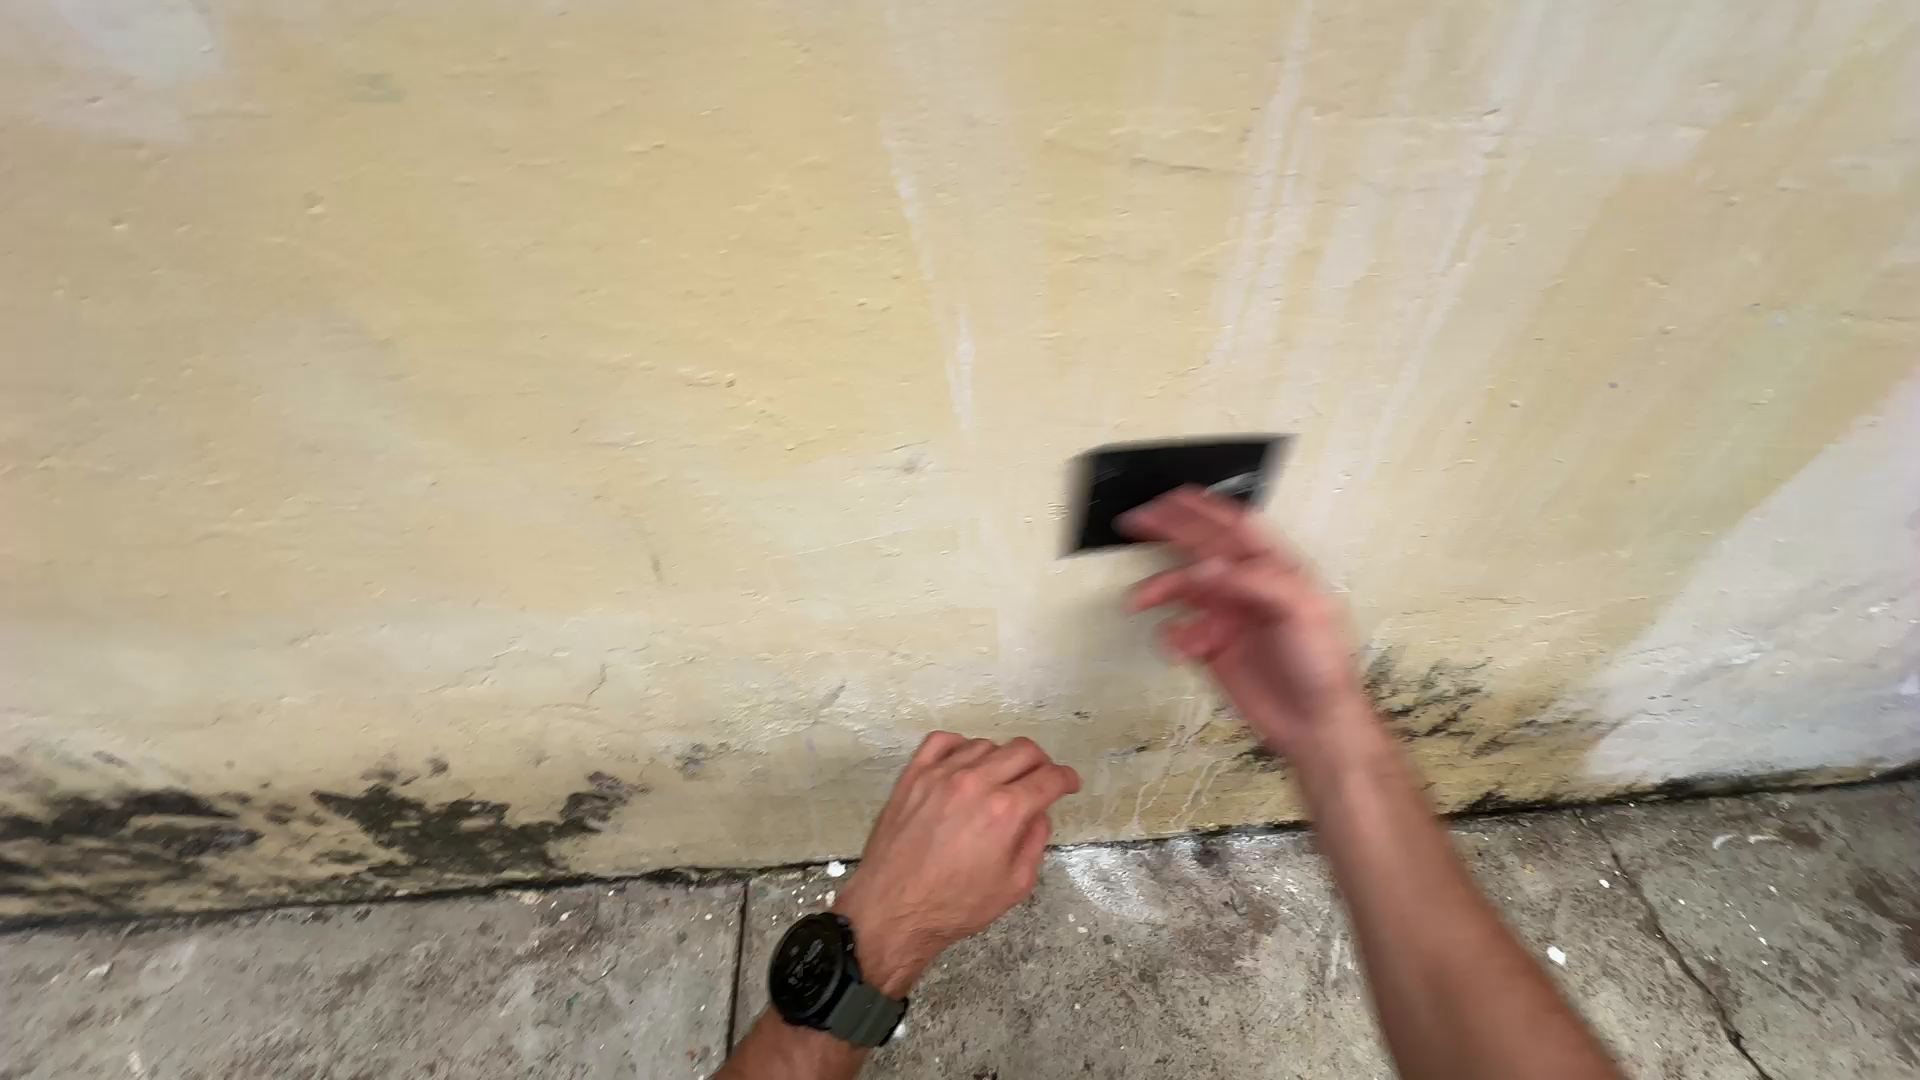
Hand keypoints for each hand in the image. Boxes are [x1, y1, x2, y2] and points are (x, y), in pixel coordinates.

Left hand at [830, 733, 1080, 994]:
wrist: (893, 910)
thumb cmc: (955, 906)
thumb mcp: (1013, 886)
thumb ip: (1034, 842)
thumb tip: (1038, 812)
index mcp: (1005, 811)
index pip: (1049, 778)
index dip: (1066, 779)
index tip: (1069, 783)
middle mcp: (976, 782)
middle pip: (1023, 750)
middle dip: (1041, 763)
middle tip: (1040, 780)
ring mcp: (941, 774)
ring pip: (985, 744)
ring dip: (1000, 758)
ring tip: (998, 780)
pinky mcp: (913, 774)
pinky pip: (942, 741)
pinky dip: (960, 745)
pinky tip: (964, 763)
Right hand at [1120, 485, 1370, 760]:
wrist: (1314, 725)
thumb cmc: (1321, 665)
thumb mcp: (1303, 611)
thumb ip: (1256, 581)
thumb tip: (1207, 565)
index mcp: (1274, 569)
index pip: (1233, 527)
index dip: (1201, 509)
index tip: (1169, 499)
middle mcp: (1247, 585)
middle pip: (1200, 547)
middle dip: (1167, 531)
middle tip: (1134, 520)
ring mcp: (1227, 614)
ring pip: (1181, 589)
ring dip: (1157, 590)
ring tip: (1137, 600)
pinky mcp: (1211, 645)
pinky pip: (1178, 630)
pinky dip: (1170, 636)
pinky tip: (1176, 648)